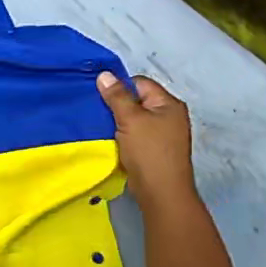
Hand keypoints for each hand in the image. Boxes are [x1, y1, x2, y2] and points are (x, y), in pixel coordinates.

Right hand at [97, 71, 195, 208]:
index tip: (100, 98)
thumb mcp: (130, 119)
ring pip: (134, 118)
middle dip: (116, 105)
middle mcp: (169, 115)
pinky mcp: (154, 148)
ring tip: (100, 126)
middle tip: (97, 112)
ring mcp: (163, 133)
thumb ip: (116, 96)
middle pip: (137, 100)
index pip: (140, 83)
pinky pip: (135, 134)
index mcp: (168, 104)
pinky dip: (122, 135)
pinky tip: (110, 140)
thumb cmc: (148, 152)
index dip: (119, 88)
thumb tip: (104, 75)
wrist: (161, 191)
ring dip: (118, 121)